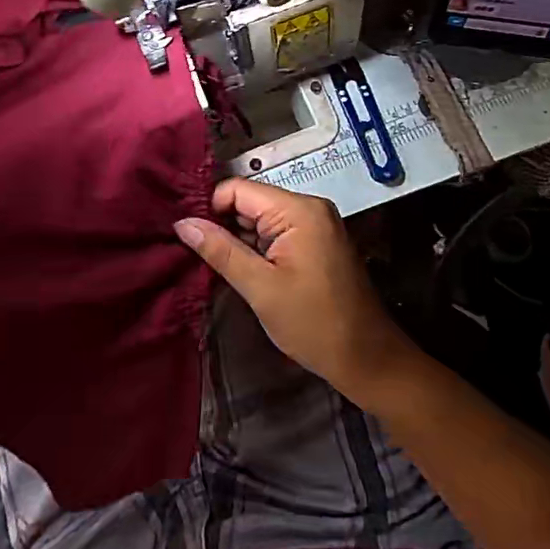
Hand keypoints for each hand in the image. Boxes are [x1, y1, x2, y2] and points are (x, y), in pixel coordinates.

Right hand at [175, 178, 418, 406]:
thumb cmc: (314, 324)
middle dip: (221, 224)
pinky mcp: (315, 242)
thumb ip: (220, 250)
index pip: (238, 189)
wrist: (367, 359)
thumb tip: (182, 223)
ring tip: (209, 262)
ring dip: (237, 239)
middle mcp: (309, 207)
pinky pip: (276, 233)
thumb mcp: (261, 288)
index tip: (185, 233)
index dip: (209, 208)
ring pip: (260, 219)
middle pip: (250, 202)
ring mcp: (315, 224)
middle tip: (190, 251)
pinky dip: (256, 248)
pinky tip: (238, 268)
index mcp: (299, 210)